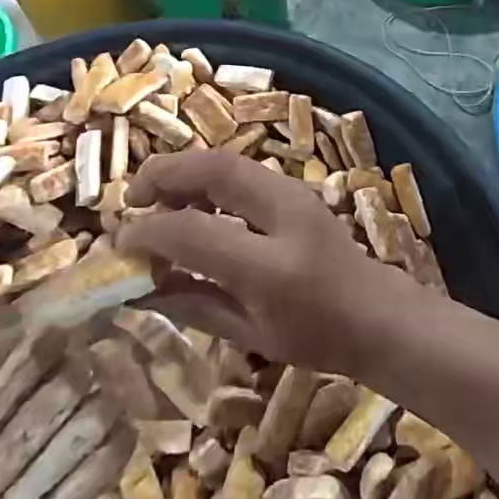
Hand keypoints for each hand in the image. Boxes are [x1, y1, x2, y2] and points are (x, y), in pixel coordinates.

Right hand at [117, 151, 403, 374]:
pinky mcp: (298, 189)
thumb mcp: (249, 334)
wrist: (377, 313)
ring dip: (185, 172)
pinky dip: (209, 179)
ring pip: (230, 161)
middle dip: (164, 174)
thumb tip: (138, 288)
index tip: (121, 243)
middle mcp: (286, 216)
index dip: (148, 233)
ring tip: (155, 199)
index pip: (194, 232)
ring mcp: (297, 194)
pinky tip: (194, 204)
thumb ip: (192, 305)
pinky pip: (244, 171)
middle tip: (131, 199)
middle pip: (215, 168)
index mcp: (272, 267)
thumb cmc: (316, 338)